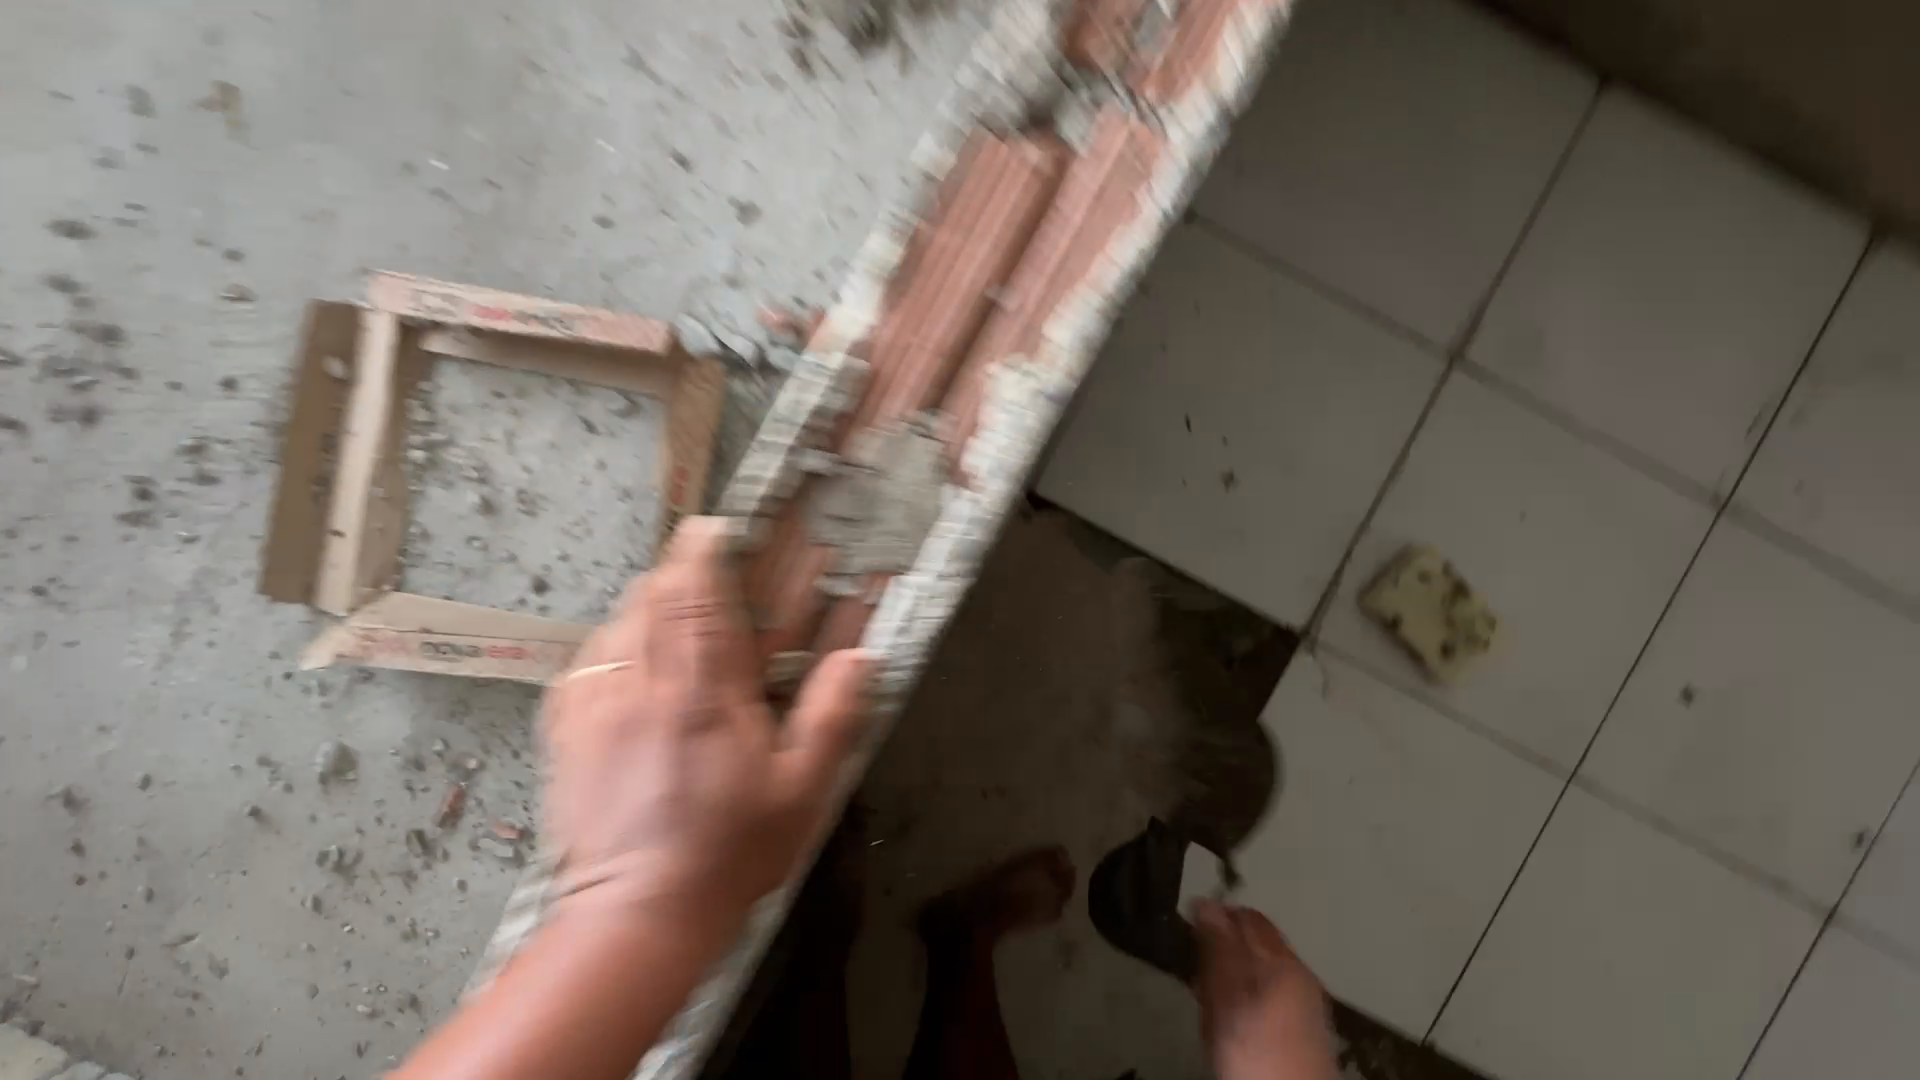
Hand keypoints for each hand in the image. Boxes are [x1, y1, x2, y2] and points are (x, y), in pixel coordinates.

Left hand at [541, 516, 871, 940]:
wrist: (637, 918)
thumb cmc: (729, 851)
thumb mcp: (802, 791)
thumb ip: (833, 717)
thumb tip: (861, 654)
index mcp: (703, 695)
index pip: (696, 599)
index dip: (702, 553)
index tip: (712, 528)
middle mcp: (642, 689)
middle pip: (649, 600)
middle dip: (674, 572)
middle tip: (700, 573)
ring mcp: (595, 711)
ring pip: (614, 628)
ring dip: (644, 609)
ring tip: (671, 622)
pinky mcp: (566, 738)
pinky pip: (582, 666)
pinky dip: (608, 648)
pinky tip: (626, 665)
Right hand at [1192, 901, 1338, 1079]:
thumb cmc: (1253, 1053)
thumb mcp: (1225, 999)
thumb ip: (1217, 949)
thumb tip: (1205, 903)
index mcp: (1281, 961)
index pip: (1248, 917)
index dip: (1217, 915)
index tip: (1190, 928)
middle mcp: (1299, 972)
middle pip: (1258, 941)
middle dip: (1225, 946)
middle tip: (1198, 971)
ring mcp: (1308, 999)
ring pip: (1264, 967)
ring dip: (1236, 971)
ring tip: (1212, 997)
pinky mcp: (1309, 1024)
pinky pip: (1273, 990)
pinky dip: (1251, 991)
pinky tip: (1236, 1017)